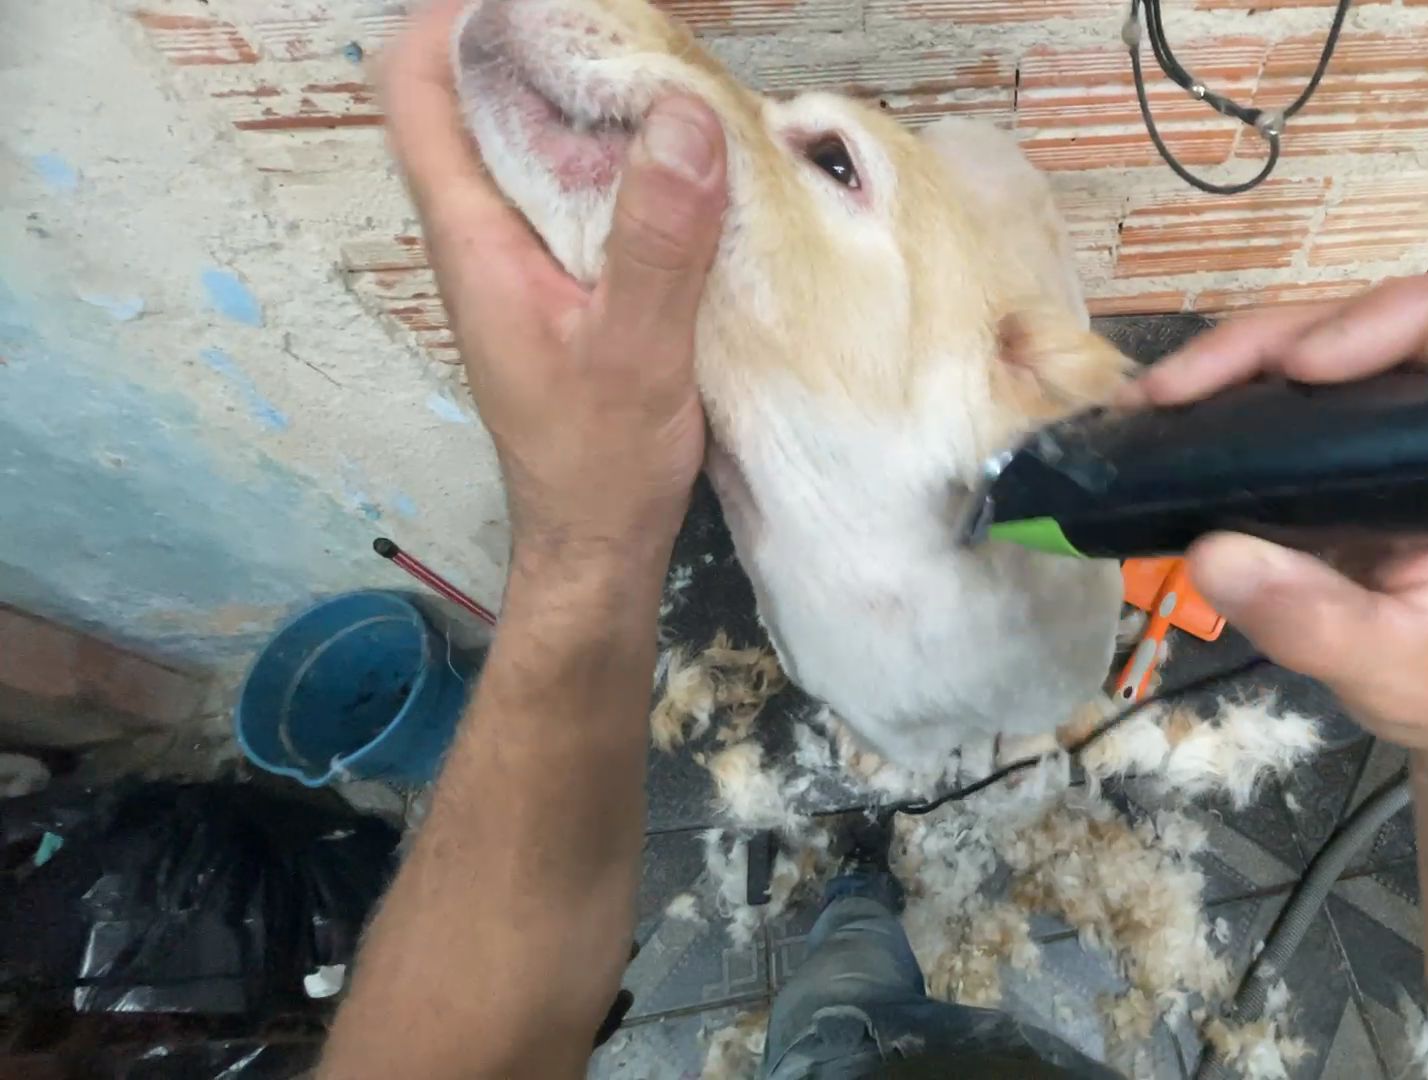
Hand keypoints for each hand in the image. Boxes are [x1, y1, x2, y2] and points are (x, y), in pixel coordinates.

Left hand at [380, 0, 725, 570]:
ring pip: (553, 171)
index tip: (544, 6)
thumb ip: (655, 243)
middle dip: (560, 69)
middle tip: (650, 54)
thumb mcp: (634, 352)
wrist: (600, 543)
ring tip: (687, 113)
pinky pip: (597, 221)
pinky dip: (638, 192)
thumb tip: (682, 117)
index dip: (460, 24)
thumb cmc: (601, 460)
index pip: (420, 91)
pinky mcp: (579, 307)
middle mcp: (495, 245)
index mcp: (477, 240)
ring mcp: (538, 279)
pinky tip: (697, 199)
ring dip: (609, 132)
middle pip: (497, 118)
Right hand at [1131, 270, 1427, 762]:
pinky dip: (1217, 398)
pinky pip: (1279, 395)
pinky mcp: (1339, 447)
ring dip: (1228, 364)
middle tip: (1174, 389)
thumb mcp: (1396, 669)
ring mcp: (1393, 427)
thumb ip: (1319, 623)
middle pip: (1373, 320)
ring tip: (1151, 400)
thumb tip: (1211, 555)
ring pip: (1315, 347)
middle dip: (1266, 342)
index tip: (1306, 367)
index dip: (1401, 318)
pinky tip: (1161, 416)